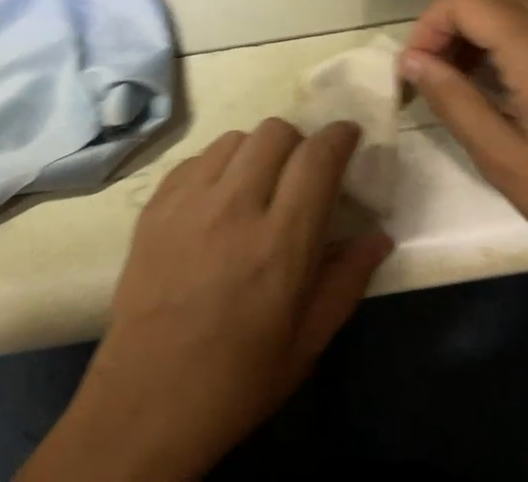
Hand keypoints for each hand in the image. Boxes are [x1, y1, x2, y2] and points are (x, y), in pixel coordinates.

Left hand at [23, 119, 393, 481]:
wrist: (149, 394)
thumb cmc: (238, 379)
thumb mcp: (307, 343)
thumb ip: (345, 282)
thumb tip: (378, 236)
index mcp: (279, 244)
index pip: (316, 159)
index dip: (338, 138)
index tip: (347, 136)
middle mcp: (233, 208)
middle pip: (274, 133)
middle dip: (299, 142)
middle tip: (303, 171)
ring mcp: (186, 202)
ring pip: (233, 138)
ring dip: (256, 151)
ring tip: (259, 184)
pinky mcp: (154, 206)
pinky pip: (194, 159)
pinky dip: (216, 165)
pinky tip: (218, 198)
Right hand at [399, 0, 527, 298]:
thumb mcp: (500, 158)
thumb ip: (451, 99)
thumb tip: (412, 60)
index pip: (469, 1)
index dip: (431, 24)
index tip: (417, 67)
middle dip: (454, 23)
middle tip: (437, 71)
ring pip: (527, 1)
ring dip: (487, 25)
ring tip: (471, 75)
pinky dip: (522, 32)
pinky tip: (516, 78)